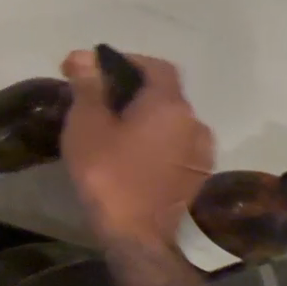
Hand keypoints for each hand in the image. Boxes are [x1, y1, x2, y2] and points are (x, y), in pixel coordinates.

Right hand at [60, 50, 214, 249]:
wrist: (135, 229)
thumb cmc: (106, 169)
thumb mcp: (87, 122)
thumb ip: (89, 86)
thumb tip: (85, 56)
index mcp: (170, 106)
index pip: (157, 67)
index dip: (126, 61)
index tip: (94, 68)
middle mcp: (194, 123)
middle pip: (163, 93)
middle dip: (127, 88)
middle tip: (91, 97)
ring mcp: (200, 151)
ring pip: (168, 119)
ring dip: (140, 114)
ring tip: (106, 125)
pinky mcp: (196, 172)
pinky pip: (173, 140)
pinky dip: (151, 135)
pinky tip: (125, 150)